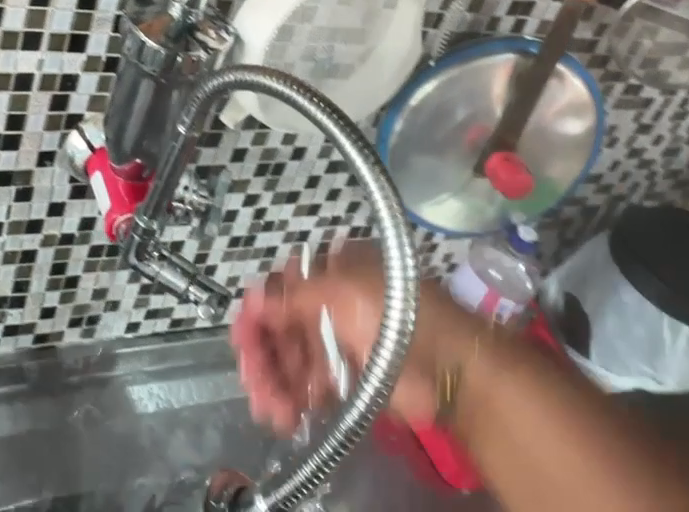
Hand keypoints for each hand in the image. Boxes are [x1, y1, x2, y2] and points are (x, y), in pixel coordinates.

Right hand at [228, 242, 485, 436]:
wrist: (447, 368)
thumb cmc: (395, 317)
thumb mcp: (340, 293)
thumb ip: (292, 297)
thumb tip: (252, 298)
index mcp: (331, 273)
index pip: (280, 289)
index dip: (258, 313)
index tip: (241, 337)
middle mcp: (330, 304)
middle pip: (281, 328)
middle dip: (263, 355)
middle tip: (251, 381)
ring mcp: (339, 342)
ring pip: (292, 360)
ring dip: (274, 382)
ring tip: (269, 409)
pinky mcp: (348, 379)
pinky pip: (309, 386)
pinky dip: (293, 400)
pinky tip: (283, 415)